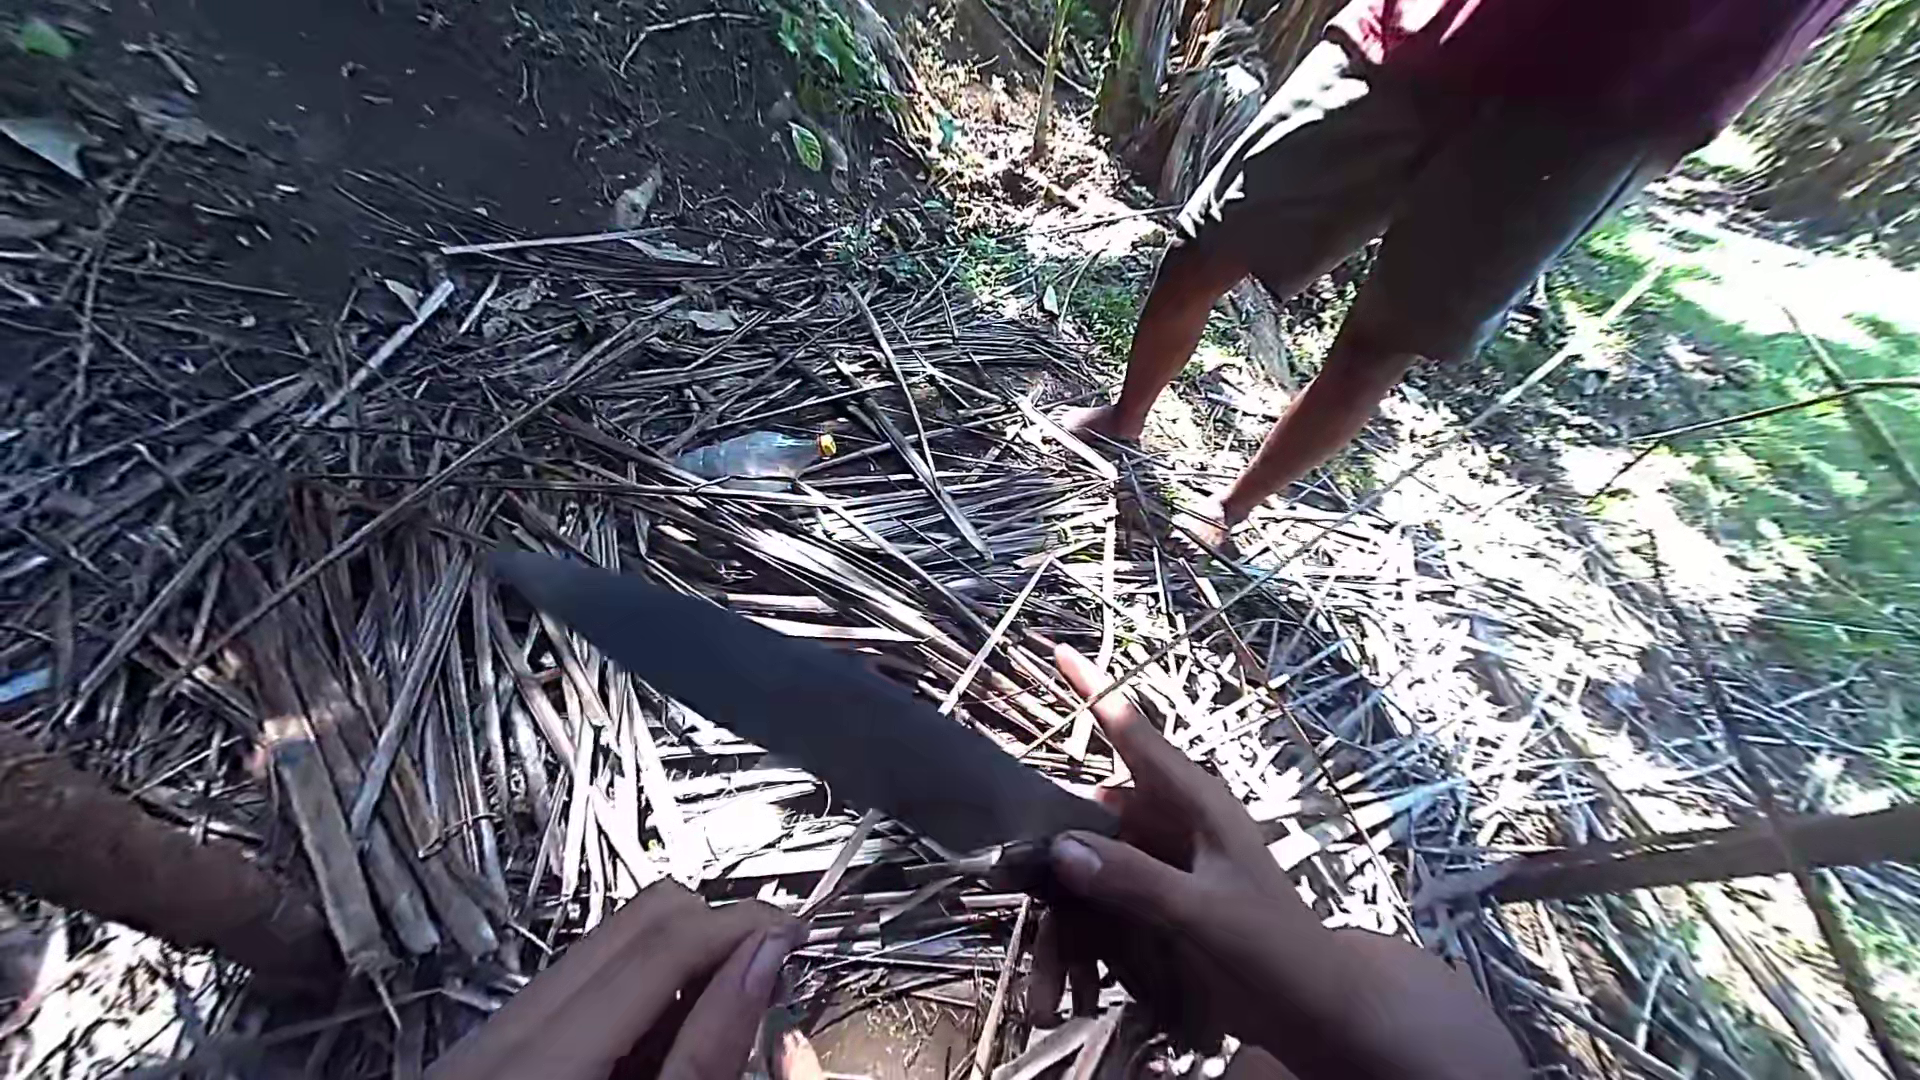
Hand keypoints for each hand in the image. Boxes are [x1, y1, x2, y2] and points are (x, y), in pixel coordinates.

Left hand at [429, 881, 798, 1079]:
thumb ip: (707, 1053)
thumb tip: (766, 954)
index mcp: (532, 1070)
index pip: (664, 940)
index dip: (741, 923)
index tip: (791, 932)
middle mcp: (499, 1034)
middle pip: (643, 916)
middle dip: (716, 928)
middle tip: (762, 966)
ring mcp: (490, 1037)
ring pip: (620, 935)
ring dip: (685, 951)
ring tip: (716, 1008)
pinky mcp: (495, 1047)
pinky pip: (593, 972)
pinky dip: (649, 982)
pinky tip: (665, 1034)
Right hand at [1029, 645, 1524, 1079]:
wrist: (1321, 1011)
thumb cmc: (1280, 951)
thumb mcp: (1210, 915)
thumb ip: (1138, 881)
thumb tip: (1062, 847)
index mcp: (1195, 797)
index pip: (1133, 729)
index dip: (1095, 687)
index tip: (1060, 651)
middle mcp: (1173, 813)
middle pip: (1098, 796)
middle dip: (1059, 824)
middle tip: (1018, 852)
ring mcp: (1164, 849)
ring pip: (1098, 844)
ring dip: (1070, 886)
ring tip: (1040, 937)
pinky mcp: (1159, 881)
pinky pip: (1108, 878)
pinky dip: (1087, 907)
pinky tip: (1067, 955)